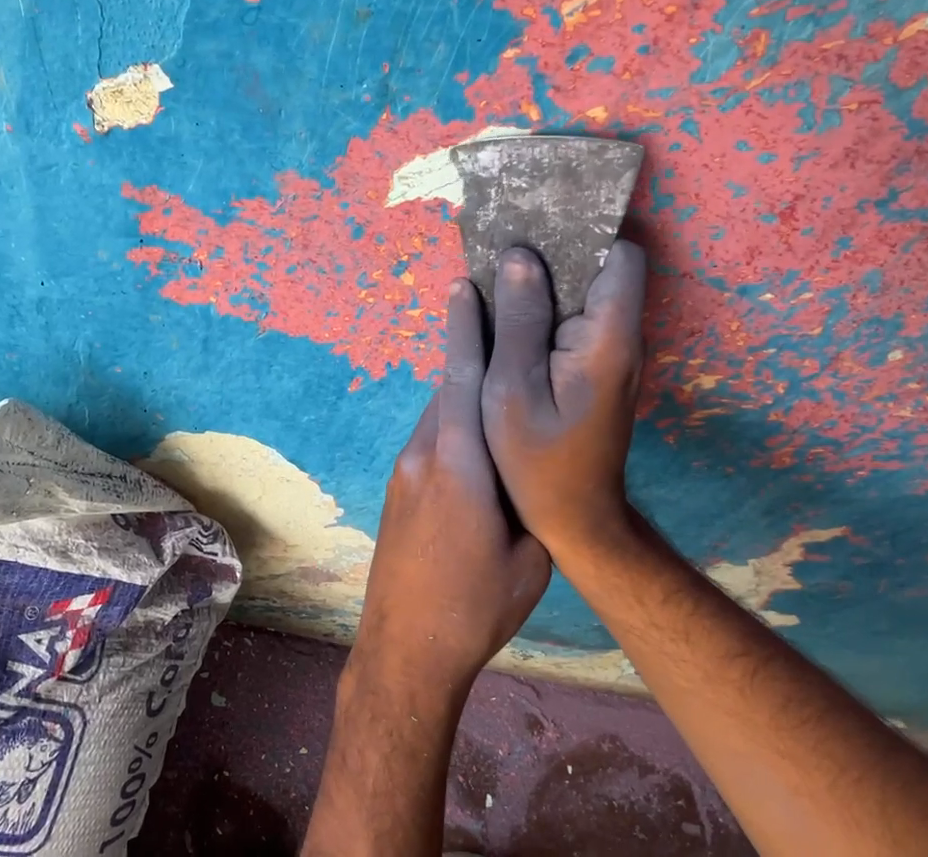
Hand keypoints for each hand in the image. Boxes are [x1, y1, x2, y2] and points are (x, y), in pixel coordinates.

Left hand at [355, 278, 551, 688]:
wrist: (405, 641)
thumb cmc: (477, 604)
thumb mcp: (528, 555)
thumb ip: (527, 498)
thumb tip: (530, 464)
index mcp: (460, 466)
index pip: (462, 382)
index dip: (466, 332)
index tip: (467, 286)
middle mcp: (423, 457)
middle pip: (446, 388)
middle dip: (466, 345)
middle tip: (486, 298)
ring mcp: (404, 472)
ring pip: (436, 412)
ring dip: (459, 382)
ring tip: (488, 351)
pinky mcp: (397, 488)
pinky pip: (428, 436)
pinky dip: (449, 415)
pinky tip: (471, 418)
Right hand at [480, 242, 646, 558]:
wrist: (574, 518)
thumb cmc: (536, 460)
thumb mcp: (512, 389)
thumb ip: (517, 321)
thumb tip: (518, 256)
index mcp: (608, 338)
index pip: (618, 256)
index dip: (580, 233)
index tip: (531, 228)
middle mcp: (620, 339)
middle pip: (596, 270)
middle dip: (549, 255)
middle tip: (494, 254)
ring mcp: (610, 355)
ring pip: (580, 296)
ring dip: (538, 285)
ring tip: (489, 281)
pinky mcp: (594, 369)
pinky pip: (570, 323)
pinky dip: (538, 313)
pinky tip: (501, 320)